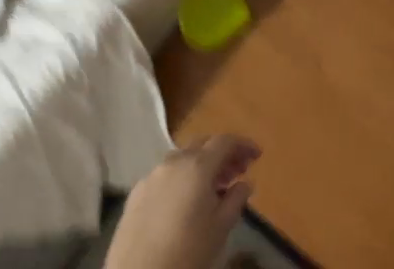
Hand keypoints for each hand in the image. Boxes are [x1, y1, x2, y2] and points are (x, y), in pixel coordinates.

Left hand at [105, 134, 260, 268]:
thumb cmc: (187, 251)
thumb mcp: (220, 228)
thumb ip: (236, 199)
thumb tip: (245, 182)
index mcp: (197, 166)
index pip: (224, 141)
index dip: (243, 144)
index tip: (257, 155)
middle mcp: (173, 162)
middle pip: (202, 145)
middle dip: (222, 154)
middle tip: (238, 171)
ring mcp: (151, 175)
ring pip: (181, 159)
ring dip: (201, 166)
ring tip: (214, 188)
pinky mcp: (136, 192)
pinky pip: (164, 175)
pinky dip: (181, 178)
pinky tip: (185, 201)